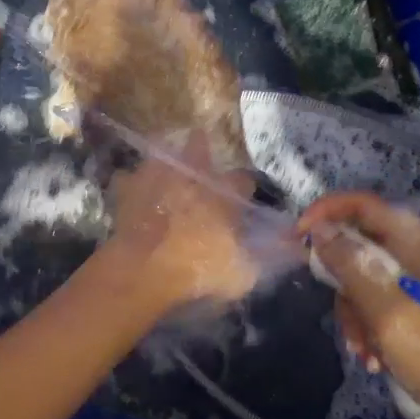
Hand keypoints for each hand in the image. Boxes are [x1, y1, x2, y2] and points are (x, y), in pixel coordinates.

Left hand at [105, 133, 261, 307]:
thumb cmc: (197, 270)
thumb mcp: (241, 274)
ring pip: (161, 153)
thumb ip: (264, 258)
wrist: (143, 269)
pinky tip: (132, 190)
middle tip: (199, 145)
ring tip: (164, 163)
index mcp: (221, 195)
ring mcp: (155, 177)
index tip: (244, 195)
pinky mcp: (127, 188)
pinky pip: (129, 178)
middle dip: (200, 147)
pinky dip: (132, 183)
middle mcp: (189, 177)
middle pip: (197, 148)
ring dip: (164, 157)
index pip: (242, 180)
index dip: (244, 186)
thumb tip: (292, 248)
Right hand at [296, 193, 419, 418]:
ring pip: (371, 275)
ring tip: (364, 352)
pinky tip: (378, 355)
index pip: (363, 206)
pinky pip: (389, 296)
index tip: (296, 240)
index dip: (324, 215)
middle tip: (343, 326)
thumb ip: (352, 266)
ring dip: (357, 312)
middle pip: (364, 245)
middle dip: (343, 285)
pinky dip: (375, 321)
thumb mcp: (389, 314)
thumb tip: (320, 230)